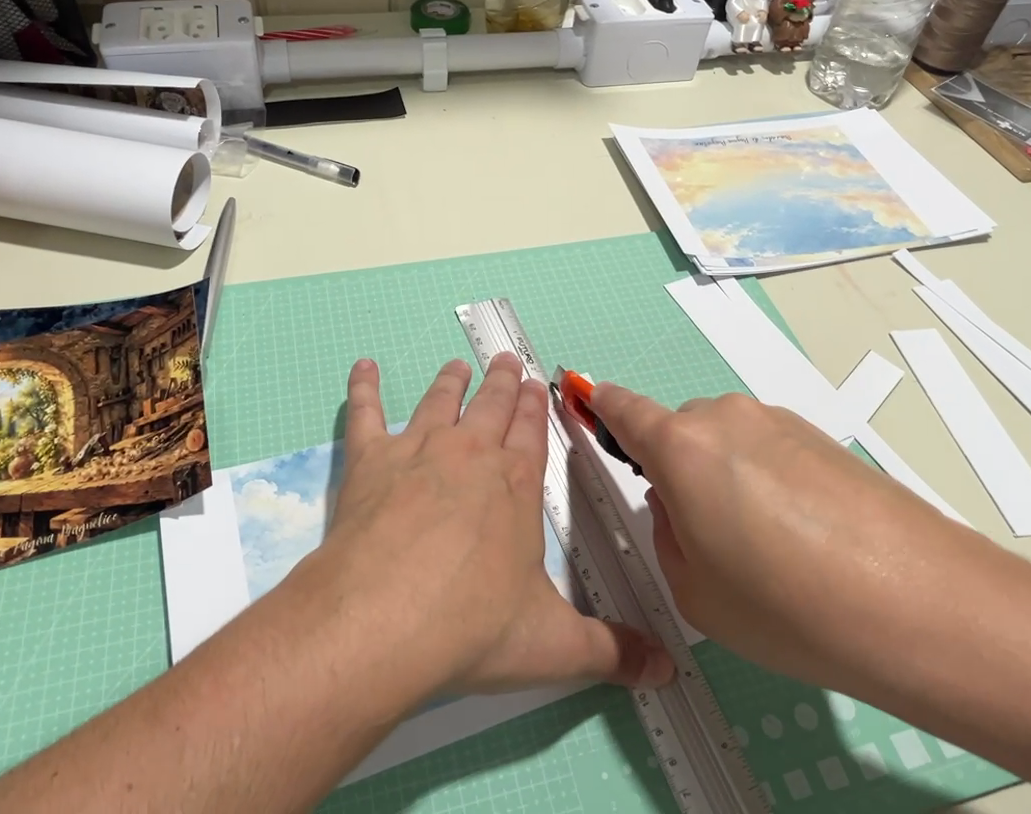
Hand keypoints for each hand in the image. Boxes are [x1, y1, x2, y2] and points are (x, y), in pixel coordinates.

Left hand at [300, 355, 673, 698]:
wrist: (382, 620)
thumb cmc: (473, 627)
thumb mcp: (555, 647)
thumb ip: (612, 652)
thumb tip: (667, 671)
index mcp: (516, 486)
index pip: (532, 434)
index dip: (536, 408)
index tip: (537, 384)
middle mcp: (470, 456)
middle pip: (491, 408)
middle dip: (502, 383)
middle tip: (506, 361)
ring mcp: (417, 452)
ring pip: (439, 403)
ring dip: (450, 382)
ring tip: (457, 365)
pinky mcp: (368, 463)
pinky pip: (365, 413)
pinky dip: (364, 387)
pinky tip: (364, 367)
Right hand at [591, 387, 968, 685]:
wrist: (917, 604)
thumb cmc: (786, 605)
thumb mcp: (694, 590)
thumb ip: (668, 533)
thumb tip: (682, 507)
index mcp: (680, 446)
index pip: (623, 409)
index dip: (598, 405)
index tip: (582, 399)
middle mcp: (726, 419)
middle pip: (679, 431)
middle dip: (675, 469)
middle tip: (700, 534)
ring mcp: (780, 423)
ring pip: (726, 442)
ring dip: (725, 478)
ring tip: (763, 549)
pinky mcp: (823, 439)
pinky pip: (768, 451)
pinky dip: (766, 483)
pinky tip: (800, 540)